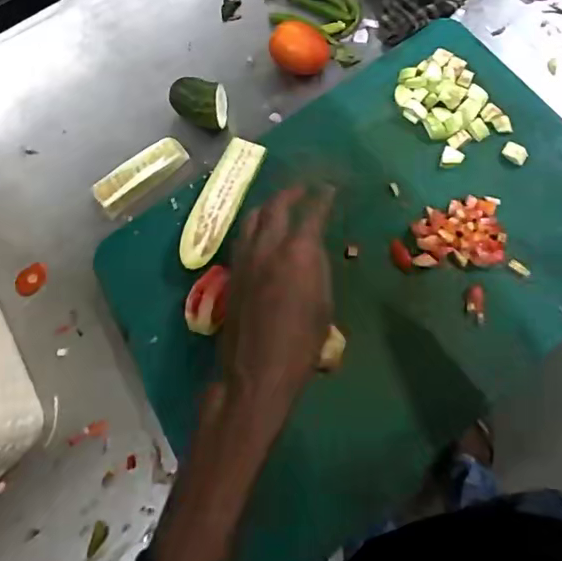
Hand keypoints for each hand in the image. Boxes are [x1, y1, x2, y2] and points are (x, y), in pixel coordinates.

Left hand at [146, 185, 332, 560]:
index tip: (328, 188)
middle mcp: (268, 245)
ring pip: (254, 216)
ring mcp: (245, 256)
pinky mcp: (233, 270)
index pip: (311, 212)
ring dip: (269, 205)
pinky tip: (262, 231)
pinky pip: (244, 235)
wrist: (255, 372)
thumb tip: (312, 249)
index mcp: (298, 253)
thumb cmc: (301, 346)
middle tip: (304, 188)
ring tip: (280, 204)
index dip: (321, 197)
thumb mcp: (323, 305)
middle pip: (277, 205)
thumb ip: (318, 269)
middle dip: (292, 192)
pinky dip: (256, 224)